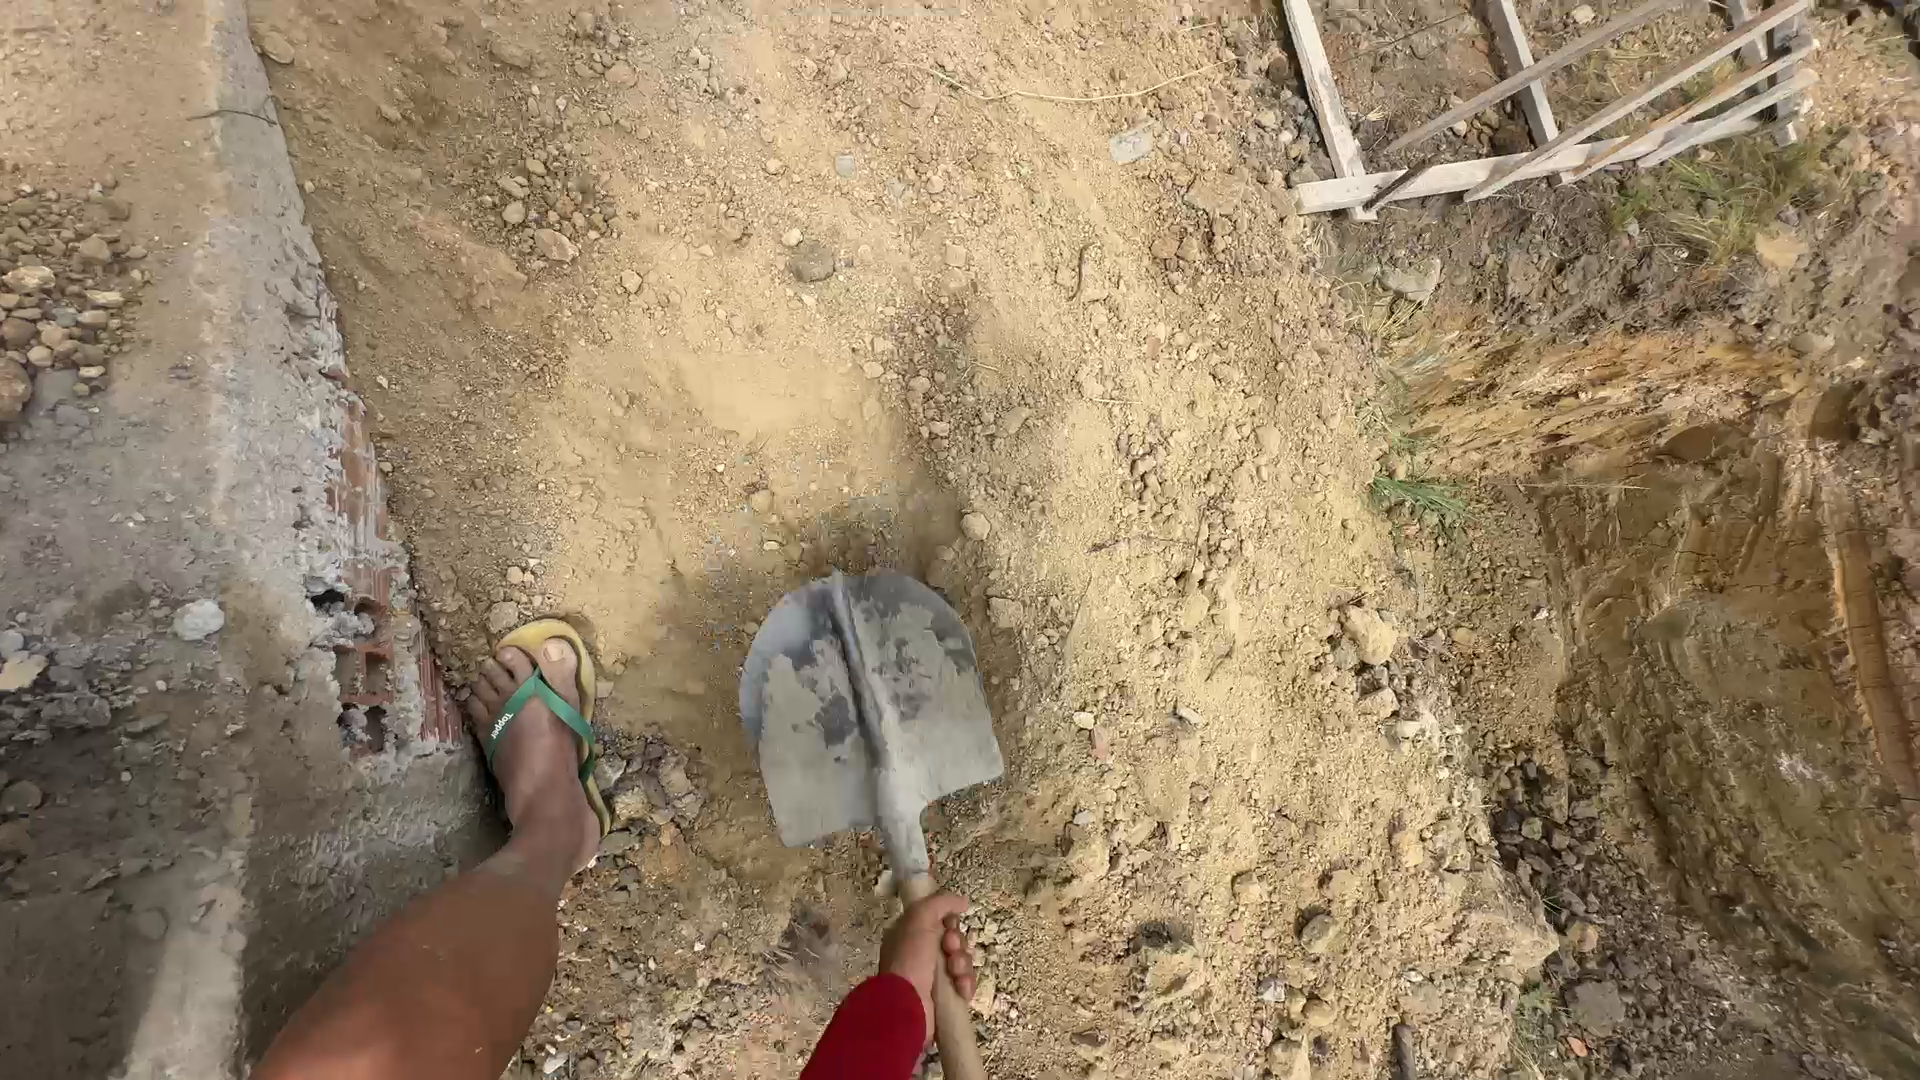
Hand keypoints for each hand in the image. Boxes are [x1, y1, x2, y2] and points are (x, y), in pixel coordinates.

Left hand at [878, 891, 976, 1045]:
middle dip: (957, 942)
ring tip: (954, 972)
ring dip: (962, 963)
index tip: (949, 924)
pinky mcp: (946, 998)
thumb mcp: (919, 918)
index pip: (939, 920)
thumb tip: (964, 901)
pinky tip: (960, 988)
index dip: (949, 921)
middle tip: (950, 948)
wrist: (907, 1007)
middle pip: (954, 939)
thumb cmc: (909, 958)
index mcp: (910, 934)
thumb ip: (941, 902)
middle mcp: (922, 954)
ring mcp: (934, 977)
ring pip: (962, 960)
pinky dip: (966, 984)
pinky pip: (965, 983)